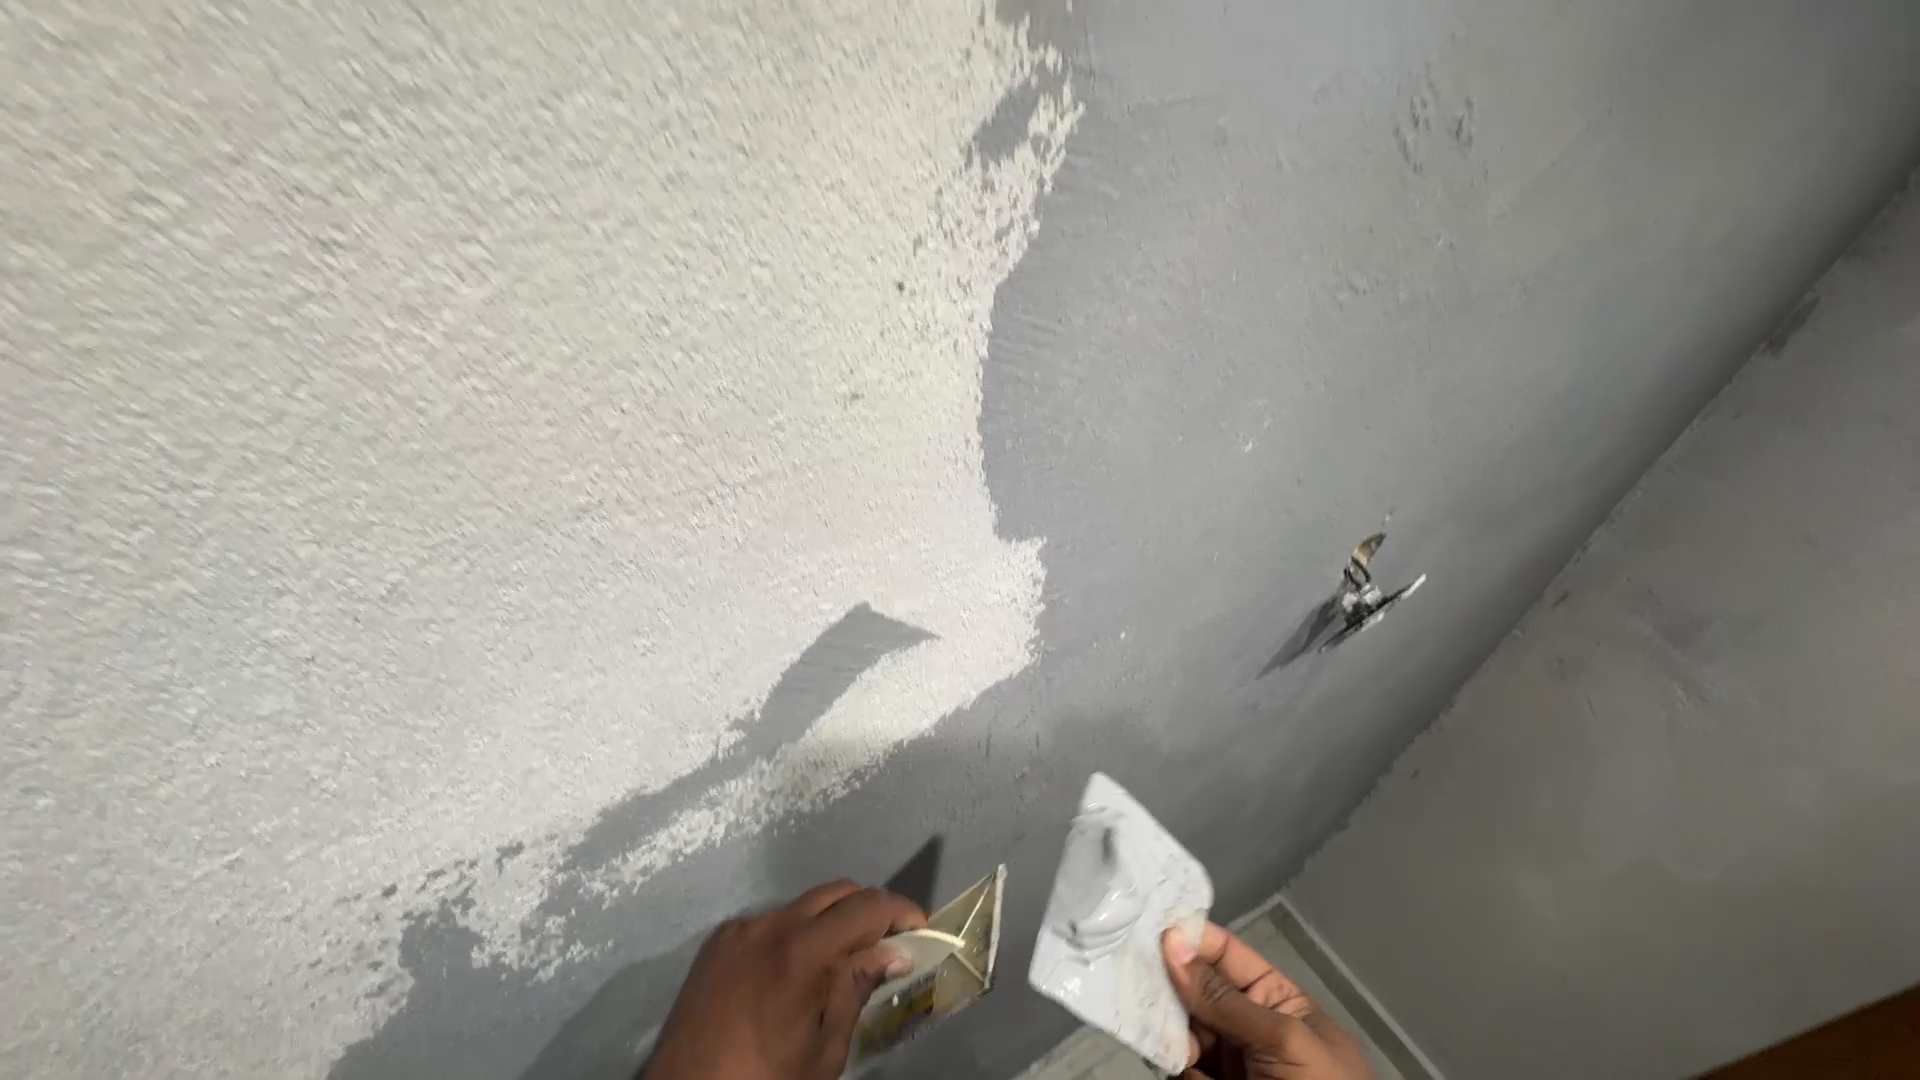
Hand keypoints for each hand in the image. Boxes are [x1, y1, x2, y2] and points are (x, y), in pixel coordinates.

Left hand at [645, 880, 927, 1079]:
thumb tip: (895, 952)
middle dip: (868, 911)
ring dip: (829, 922)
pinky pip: (769, 922)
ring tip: (838, 964)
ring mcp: (740, 929)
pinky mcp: (718, 941)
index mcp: (800, 951)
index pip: (866, 906)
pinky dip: (792, 935)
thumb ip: (857, 989)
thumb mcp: (823, 1051)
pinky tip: (791, 975)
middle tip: (885, 947)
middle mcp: (770, 924)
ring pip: (802, 905)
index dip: (900, 911)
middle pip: (837, 892)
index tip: (920, 930)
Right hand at [1162, 923, 1372, 1079]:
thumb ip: (1225, 998)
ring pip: (1180, 1026)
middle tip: (1143, 982)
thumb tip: (1172, 941)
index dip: (1191, 938)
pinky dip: (1169, 1060)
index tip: (1151, 929)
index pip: (1225, 953)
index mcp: (1274, 998)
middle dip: (1171, 984)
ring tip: (1169, 1037)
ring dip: (1167, 1027)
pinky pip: (1178, 1065)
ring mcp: (1227, 1059)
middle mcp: (1245, 1023)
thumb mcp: (1283, 1039)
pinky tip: (1169, 1059)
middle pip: (1194, 987)